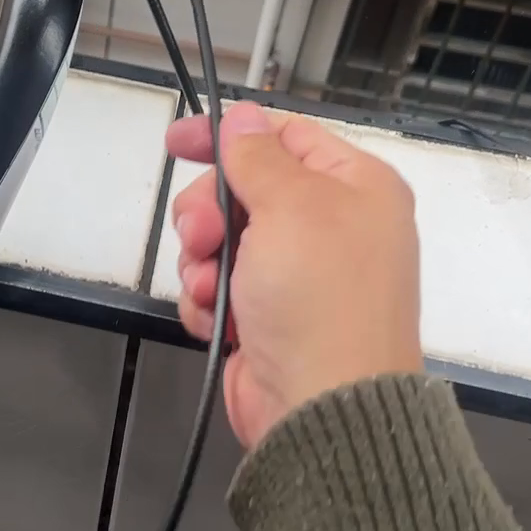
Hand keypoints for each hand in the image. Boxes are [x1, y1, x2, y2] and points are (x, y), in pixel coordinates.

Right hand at [167, 102, 423, 450]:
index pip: (283, 136)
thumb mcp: (291, 208)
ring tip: (212, 287)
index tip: (177, 143)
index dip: (227, 136)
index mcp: (353, 187)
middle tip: (204, 235)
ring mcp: (295, 272)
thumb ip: (258, 155)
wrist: (322, 414)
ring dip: (203, 259)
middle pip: (243, 188)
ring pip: (221, 237)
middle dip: (210, 211)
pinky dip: (208, 298)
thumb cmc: (317, 296)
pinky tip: (217, 320)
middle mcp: (328, 225)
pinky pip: (218, 283)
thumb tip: (243, 115)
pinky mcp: (266, 313)